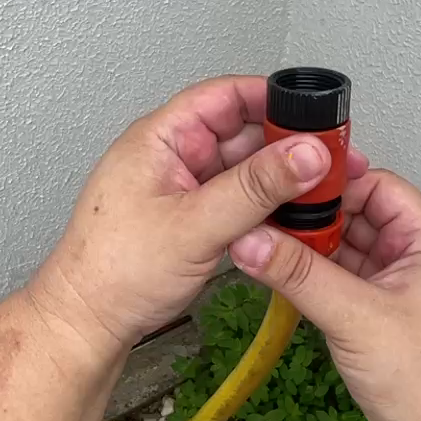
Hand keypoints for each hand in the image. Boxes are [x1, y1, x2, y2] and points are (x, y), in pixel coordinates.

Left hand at [30, 76, 369, 352]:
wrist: (89, 324)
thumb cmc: (115, 273)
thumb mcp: (195, 225)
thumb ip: (255, 188)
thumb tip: (306, 154)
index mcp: (160, 139)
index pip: (224, 96)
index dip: (272, 99)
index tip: (315, 115)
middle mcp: (172, 157)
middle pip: (241, 133)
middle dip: (286, 145)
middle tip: (330, 160)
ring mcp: (182, 188)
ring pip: (243, 170)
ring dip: (278, 179)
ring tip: (318, 192)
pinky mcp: (190, 217)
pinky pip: (236, 199)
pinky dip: (264, 206)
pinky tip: (290, 218)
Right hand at [226, 171, 420, 420]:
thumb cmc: (420, 381)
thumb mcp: (354, 317)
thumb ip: (298, 275)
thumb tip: (247, 239)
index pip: (382, 186)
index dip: (338, 181)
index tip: (290, 184)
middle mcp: (418, 260)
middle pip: (363, 216)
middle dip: (318, 217)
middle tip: (269, 215)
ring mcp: (401, 290)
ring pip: (352, 250)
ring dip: (316, 248)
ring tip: (270, 244)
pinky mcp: (385, 317)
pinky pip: (349, 280)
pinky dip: (321, 276)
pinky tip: (288, 277)